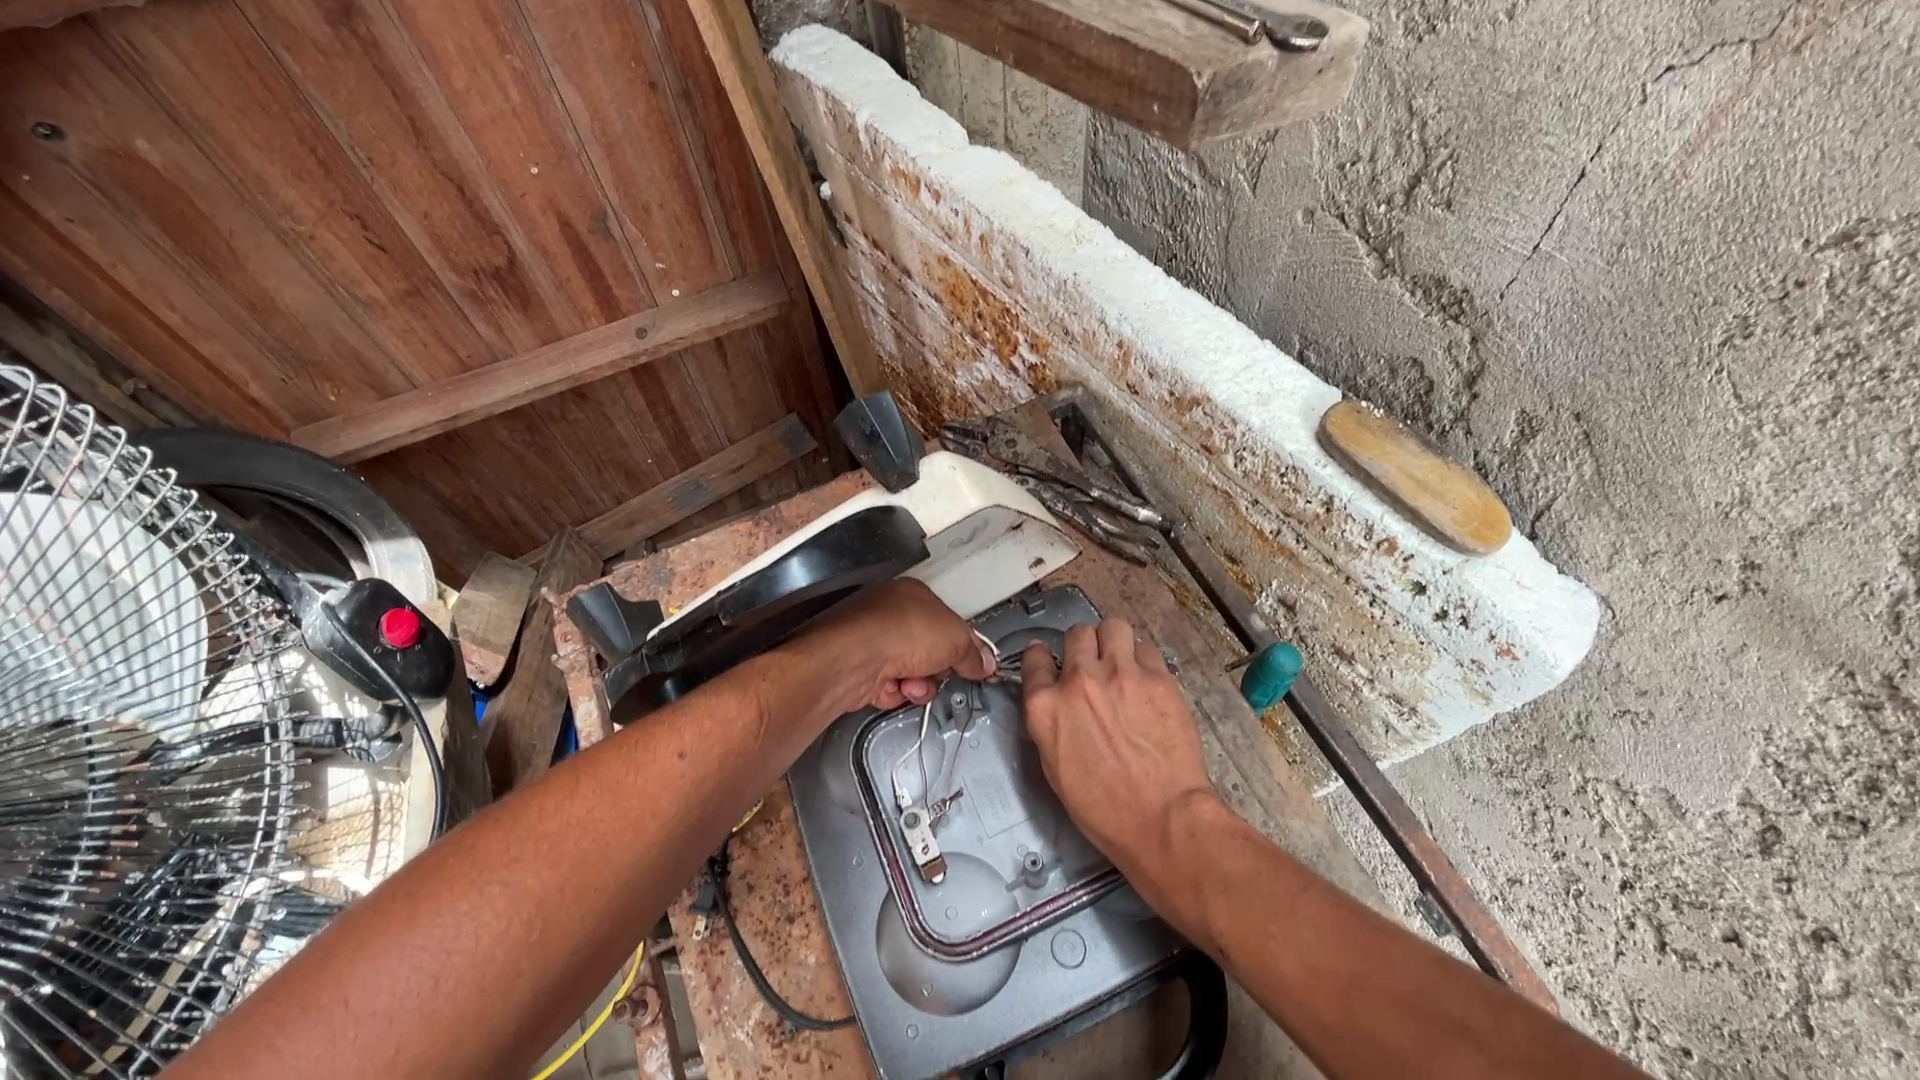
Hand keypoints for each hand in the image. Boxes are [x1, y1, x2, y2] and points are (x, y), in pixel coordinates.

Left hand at [787, 578, 994, 713]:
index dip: (963, 645)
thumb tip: (984, 663)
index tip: (974, 662)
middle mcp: (892, 617)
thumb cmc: (898, 632)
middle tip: (940, 669)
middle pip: (931, 652)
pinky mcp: (864, 671)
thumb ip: (974, 653)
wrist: (855, 658)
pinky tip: (893, 687)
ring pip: (914, 675)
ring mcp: (876, 644)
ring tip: (912, 680)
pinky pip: (893, 690)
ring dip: (919, 685)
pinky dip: (897, 693)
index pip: (948, 622)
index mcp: (915, 596)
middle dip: (938, 668)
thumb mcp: (956, 639)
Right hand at [1022, 620, 1219, 881]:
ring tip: (1121, 660)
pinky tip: (1146, 679)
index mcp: (1045, 707)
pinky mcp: (1158, 678)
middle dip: (1084, 646)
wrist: (1161, 818)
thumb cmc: (1105, 808)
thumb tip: (1057, 704)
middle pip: (1076, 634)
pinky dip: (1143, 658)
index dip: (1043, 658)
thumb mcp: (1054, 766)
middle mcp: (1078, 681)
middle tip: (1094, 663)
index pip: (1034, 658)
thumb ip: (1051, 723)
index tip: (1049, 660)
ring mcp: (1120, 674)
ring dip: (1114, 640)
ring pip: (1113, 626)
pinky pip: (1146, 648)